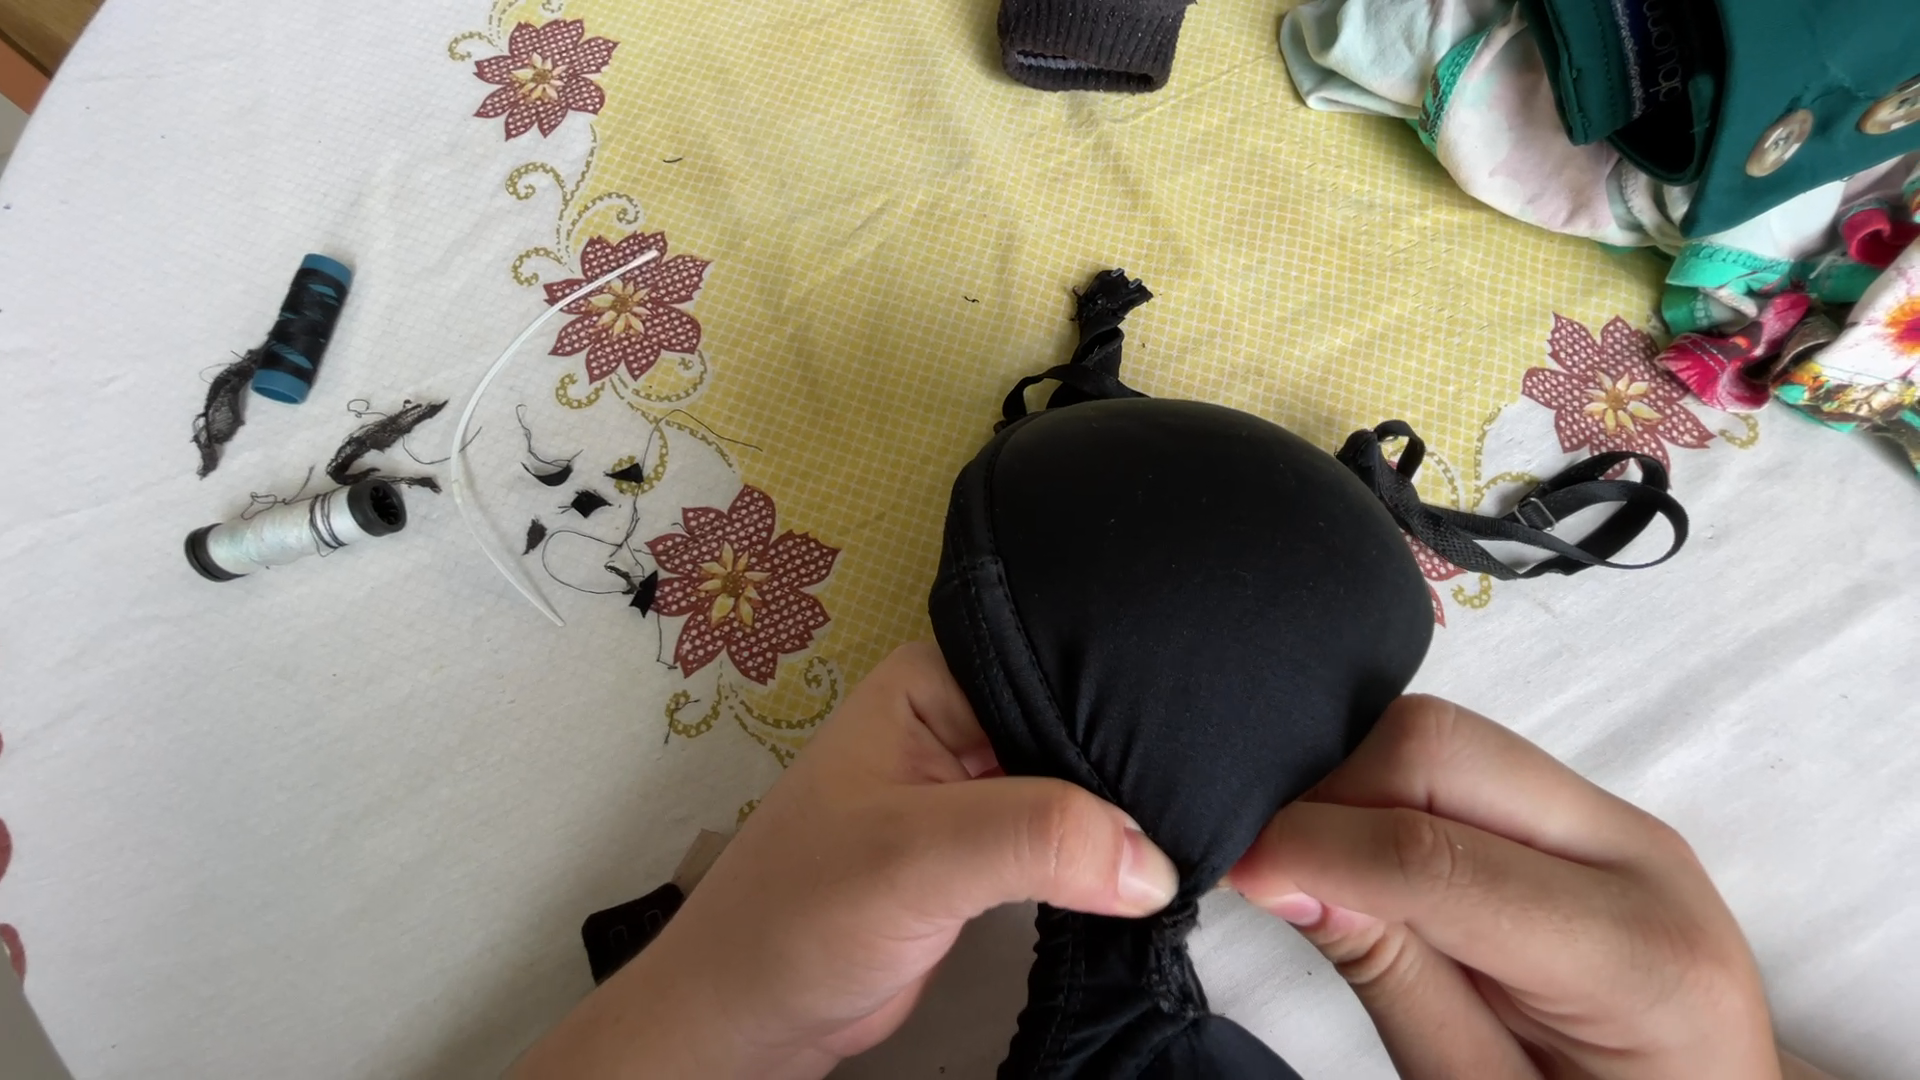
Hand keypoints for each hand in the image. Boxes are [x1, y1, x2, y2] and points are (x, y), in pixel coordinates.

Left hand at [512, 643, 1179, 1078]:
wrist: (757, 1012)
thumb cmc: (809, 909)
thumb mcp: (918, 856)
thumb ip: (1035, 838)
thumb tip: (1158, 860)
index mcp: (933, 680)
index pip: (1049, 668)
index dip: (1120, 698)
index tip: (1199, 727)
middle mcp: (955, 716)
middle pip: (1065, 721)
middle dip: (1129, 755)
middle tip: (1216, 776)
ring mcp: (971, 780)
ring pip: (1067, 780)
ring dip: (1117, 808)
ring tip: (1203, 812)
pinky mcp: (983, 841)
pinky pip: (1059, 831)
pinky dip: (1098, 849)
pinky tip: (1153, 858)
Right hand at [1230, 695, 1795, 1079]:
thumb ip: (1385, 972)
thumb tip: (1278, 869)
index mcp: (1643, 960)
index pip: (1430, 855)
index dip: (1310, 848)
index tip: (1241, 872)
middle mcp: (1637, 853)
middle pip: (1435, 747)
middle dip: (1331, 792)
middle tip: (1289, 871)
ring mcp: (1603, 814)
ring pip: (1430, 731)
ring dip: (1349, 783)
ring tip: (1332, 866)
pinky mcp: (1564, 801)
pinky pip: (1441, 751)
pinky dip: (1374, 782)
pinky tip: (1367, 848)